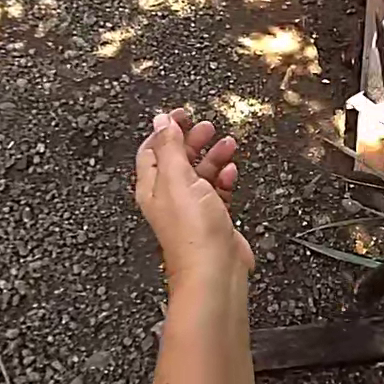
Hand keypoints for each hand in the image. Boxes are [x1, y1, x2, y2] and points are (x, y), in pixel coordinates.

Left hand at [134, 109, 249, 286]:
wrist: (215, 270)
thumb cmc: (193, 230)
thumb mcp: (177, 178)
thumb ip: (169, 147)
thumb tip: (160, 120)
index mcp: (152, 187)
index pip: (152, 150)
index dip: (165, 130)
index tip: (183, 114)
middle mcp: (170, 197)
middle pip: (178, 160)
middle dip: (192, 140)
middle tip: (208, 127)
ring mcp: (192, 208)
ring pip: (200, 174)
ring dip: (213, 157)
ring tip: (228, 144)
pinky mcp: (213, 219)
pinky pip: (218, 191)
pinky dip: (225, 179)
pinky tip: (232, 173)